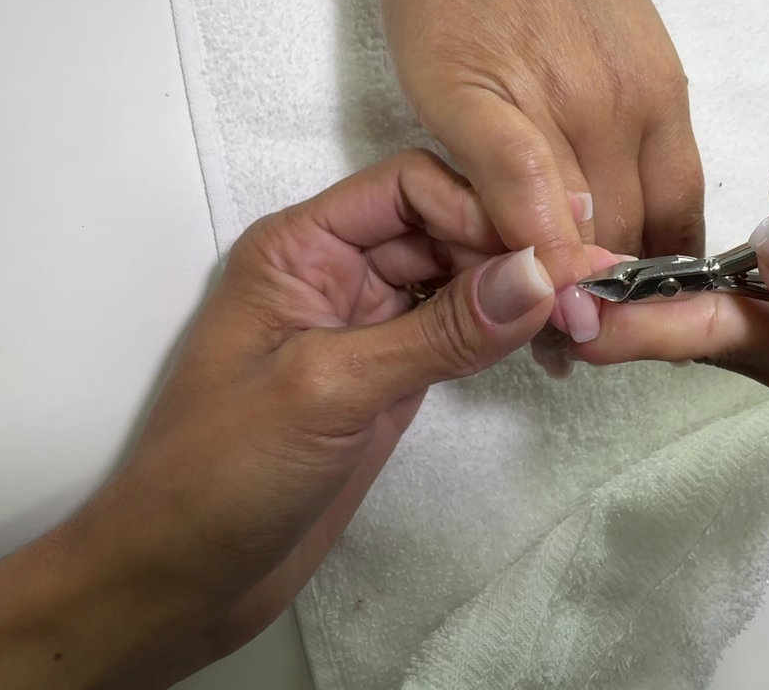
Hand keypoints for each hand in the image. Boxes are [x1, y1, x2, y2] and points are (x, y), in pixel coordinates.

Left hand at [0, 152, 555, 689]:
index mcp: (303, 245)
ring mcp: (370, 320)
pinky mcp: (392, 369)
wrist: (182, 582)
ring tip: (580, 306)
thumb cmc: (219, 473)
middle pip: (441, 225)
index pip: (408, 187)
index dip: (479, 205)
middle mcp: (339, 267)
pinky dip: (502, 328)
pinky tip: (545, 335)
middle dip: (508, 247)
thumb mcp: (330, 388)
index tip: (548, 246)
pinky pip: (459, 327)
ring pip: (457, 274)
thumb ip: (441, 331)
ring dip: (514, 287)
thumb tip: (540, 277)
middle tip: (585, 279)